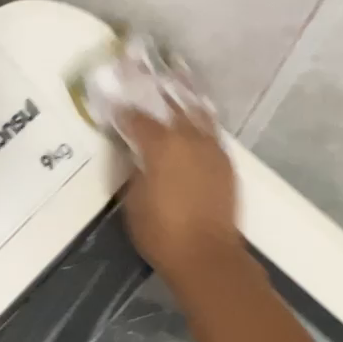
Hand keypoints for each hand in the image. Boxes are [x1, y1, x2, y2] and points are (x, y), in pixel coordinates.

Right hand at [117, 101, 241, 286]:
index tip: (115, 108)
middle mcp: (190, 138)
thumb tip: (139, 157)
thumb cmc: (162, 232)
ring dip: (184, 104)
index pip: (138, 119)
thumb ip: (135, 172)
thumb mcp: (134, 202)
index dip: (124, 112)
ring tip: (176, 92)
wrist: (206, 254)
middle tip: (146, 87)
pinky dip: (201, 125)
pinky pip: (212, 134)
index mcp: (161, 146)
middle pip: (173, 106)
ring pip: (198, 114)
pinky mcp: (227, 163)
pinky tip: (194, 127)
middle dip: (157, 97)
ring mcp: (213, 149)